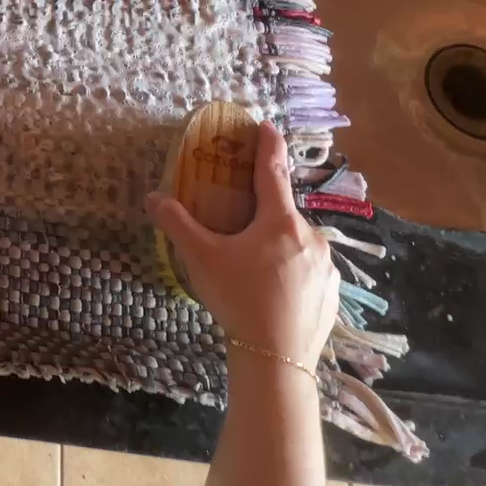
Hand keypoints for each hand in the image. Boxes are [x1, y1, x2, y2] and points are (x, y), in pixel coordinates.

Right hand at [146, 121, 338, 366]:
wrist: (277, 359)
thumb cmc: (238, 298)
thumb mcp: (200, 256)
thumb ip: (175, 222)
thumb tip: (153, 197)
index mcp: (280, 222)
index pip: (273, 173)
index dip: (269, 147)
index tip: (267, 126)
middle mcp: (311, 238)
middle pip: (282, 213)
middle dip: (262, 211)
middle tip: (238, 223)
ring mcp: (327, 268)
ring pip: (296, 242)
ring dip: (276, 243)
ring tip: (251, 264)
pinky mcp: (332, 295)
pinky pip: (307, 269)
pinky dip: (289, 269)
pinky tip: (270, 290)